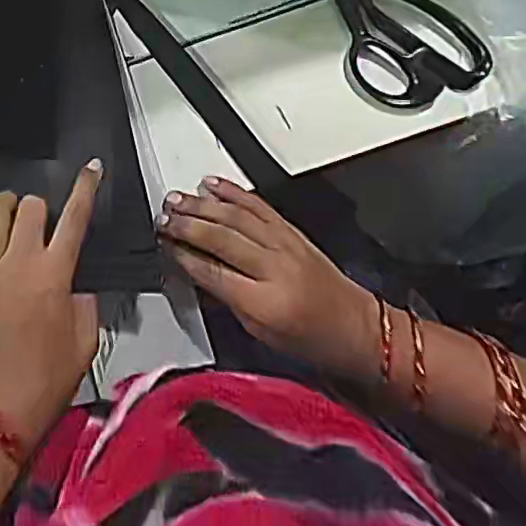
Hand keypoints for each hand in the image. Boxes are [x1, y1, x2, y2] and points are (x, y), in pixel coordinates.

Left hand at [0, 161, 102, 446]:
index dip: (86, 188)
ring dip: (10, 208)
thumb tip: (76, 280)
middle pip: (31, 205)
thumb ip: (85, 300)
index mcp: (53, 276)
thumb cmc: (42, 381)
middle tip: (47, 226)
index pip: (74, 217)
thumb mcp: (84, 340)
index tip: (91, 169)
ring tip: (17, 222)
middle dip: (44, 208)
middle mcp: (17, 262)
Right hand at [159, 176, 375, 378]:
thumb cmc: (314, 340)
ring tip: (176, 199)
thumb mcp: (261, 333)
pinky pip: (257, 204)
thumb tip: (194, 270)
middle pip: (220, 237)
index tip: (164, 245)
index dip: (183, 255)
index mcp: (265, 303)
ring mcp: (285, 245)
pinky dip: (231, 191)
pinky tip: (211, 185)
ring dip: (201, 204)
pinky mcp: (292, 231)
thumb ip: (225, 298)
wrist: (361, 331)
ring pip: (235, 215)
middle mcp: (275, 268)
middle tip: (163, 218)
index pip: (212, 271)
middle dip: (186, 225)